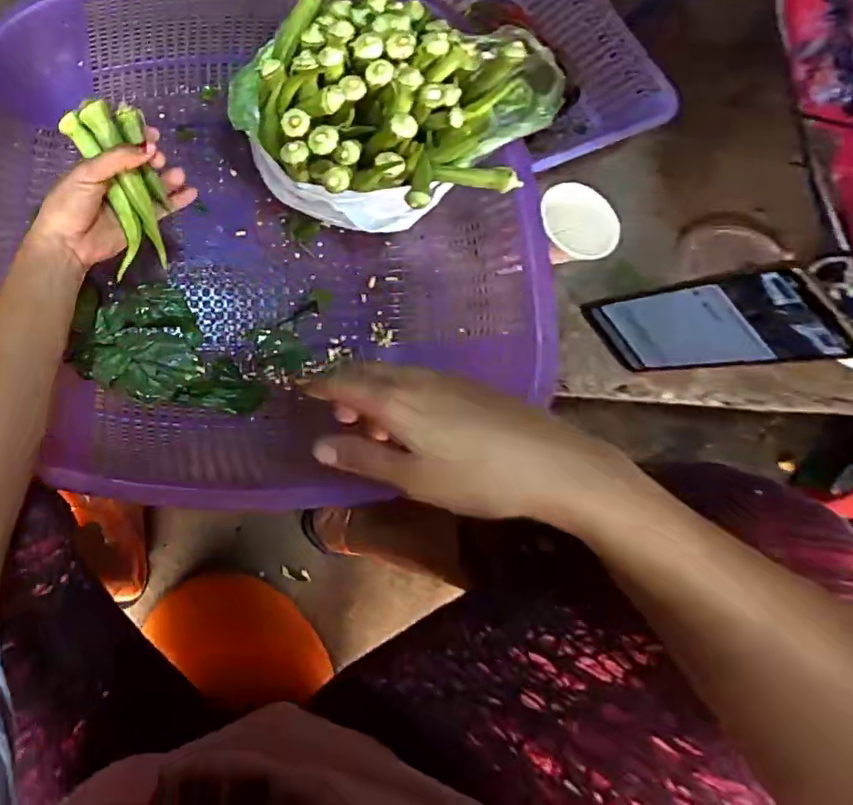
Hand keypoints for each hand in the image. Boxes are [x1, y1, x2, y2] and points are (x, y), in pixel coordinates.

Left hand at [24, 126, 196, 270]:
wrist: (66, 244)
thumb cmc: (69, 204)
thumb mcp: (87, 173)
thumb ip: (117, 159)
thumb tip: (149, 148)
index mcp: (102, 164)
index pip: (125, 145)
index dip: (139, 137)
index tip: (153, 135)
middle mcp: (119, 179)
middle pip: (144, 163)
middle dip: (155, 157)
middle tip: (158, 160)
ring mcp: (132, 199)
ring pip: (156, 184)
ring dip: (170, 177)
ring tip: (178, 175)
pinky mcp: (141, 219)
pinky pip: (163, 207)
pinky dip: (178, 200)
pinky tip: (191, 192)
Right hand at [306, 364, 658, 524]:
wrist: (554, 462)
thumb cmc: (477, 477)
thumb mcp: (413, 479)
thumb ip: (363, 459)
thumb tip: (318, 444)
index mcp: (395, 400)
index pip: (343, 382)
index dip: (318, 385)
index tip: (298, 388)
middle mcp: (414, 379)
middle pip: (366, 372)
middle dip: (343, 388)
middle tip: (335, 415)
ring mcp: (443, 378)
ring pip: (392, 376)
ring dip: (371, 393)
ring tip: (372, 429)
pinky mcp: (466, 385)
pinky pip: (416, 380)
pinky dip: (397, 395)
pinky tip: (411, 423)